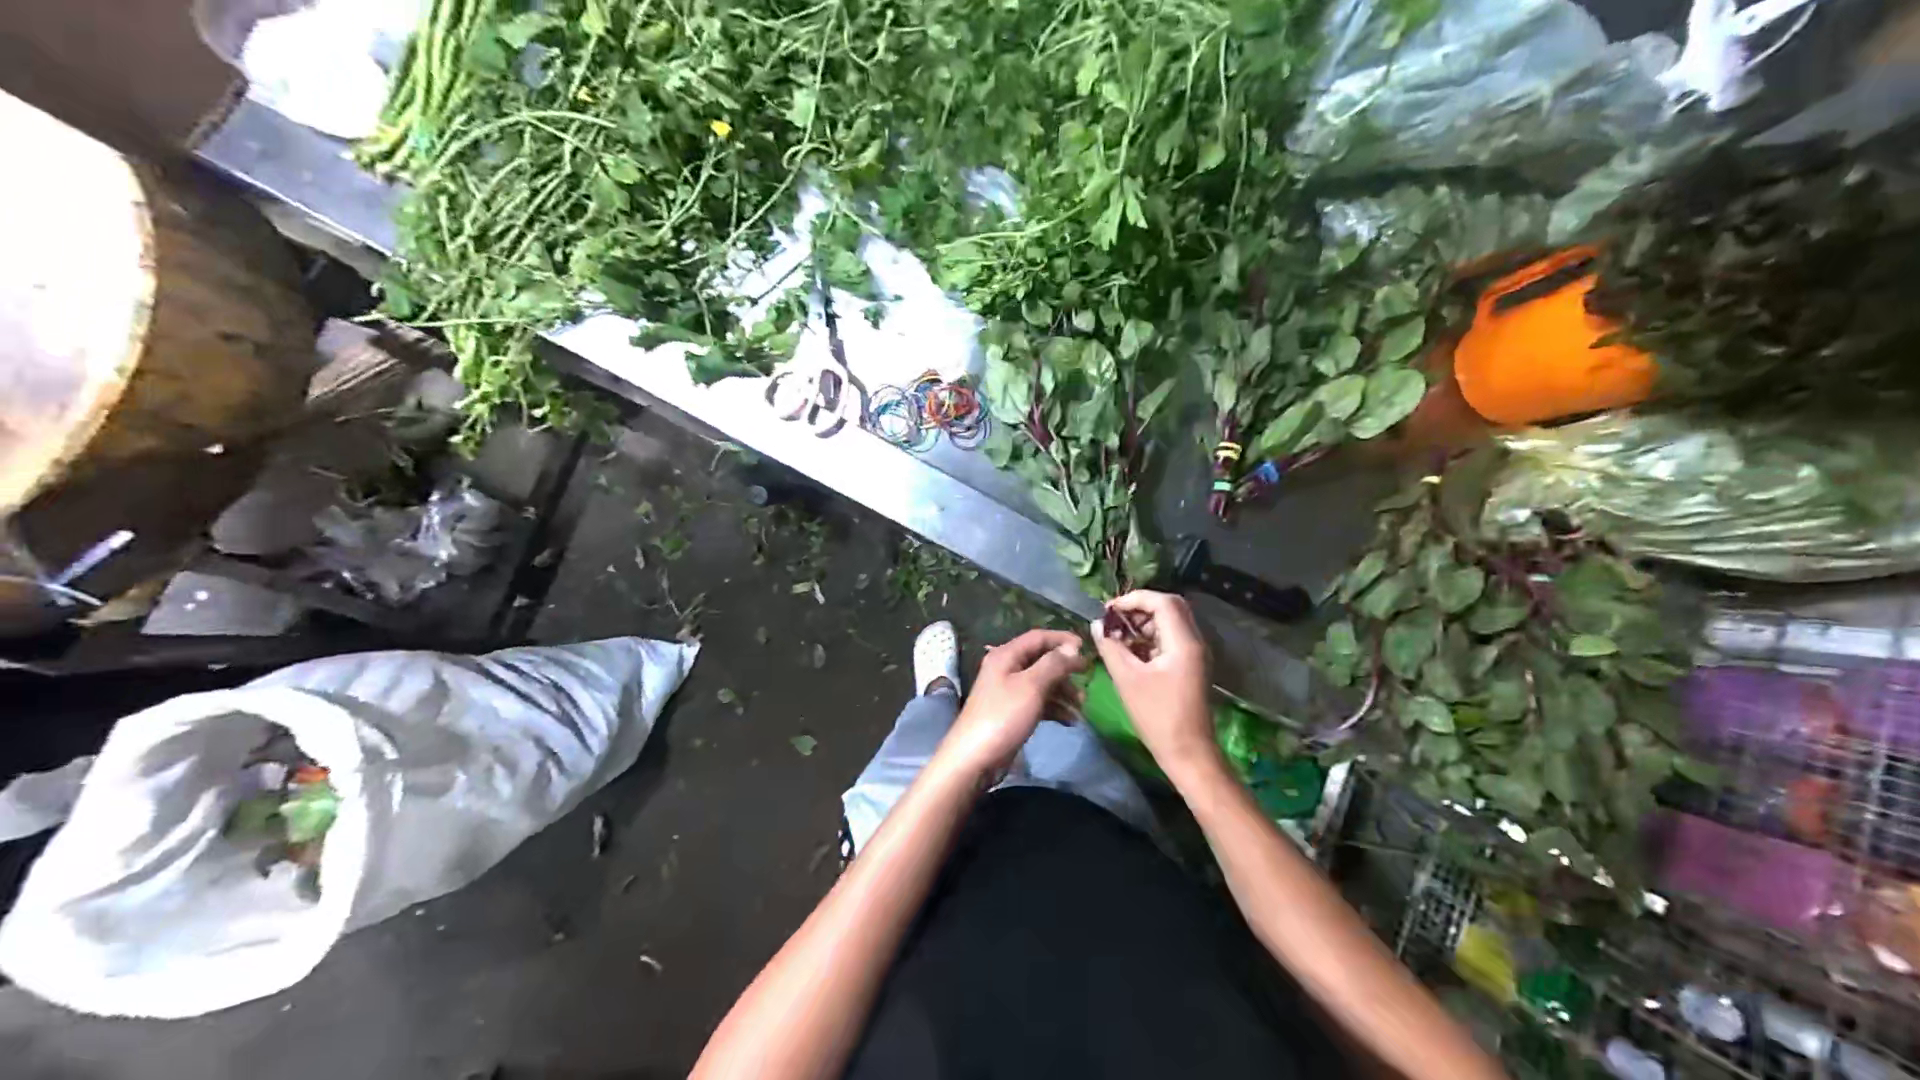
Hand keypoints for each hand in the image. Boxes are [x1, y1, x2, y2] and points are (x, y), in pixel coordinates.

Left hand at [930, 629, 1085, 785]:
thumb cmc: (1003, 717)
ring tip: (1081, 706)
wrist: (975, 758)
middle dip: (1066, 670)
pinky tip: (1070, 721)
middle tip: (1088, 681)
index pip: (1039, 637)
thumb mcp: (1031, 686)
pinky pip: (1039, 702)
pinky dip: (1055, 708)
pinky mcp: (1014, 712)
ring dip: (1063, 691)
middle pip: (1042, 660)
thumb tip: (1072, 647)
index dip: (1063, 640)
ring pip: (1043, 683)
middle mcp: (1007, 668)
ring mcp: (1010, 691)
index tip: (1088, 650)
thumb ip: (1053, 664)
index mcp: (1006, 655)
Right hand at [1092, 591, 1217, 772]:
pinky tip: (1128, 651)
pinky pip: (1169, 639)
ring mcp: (1194, 654)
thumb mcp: (1127, 679)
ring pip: (1169, 623)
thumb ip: (1110, 647)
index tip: (1108, 610)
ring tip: (1116, 635)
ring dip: (1143, 623)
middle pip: (1169, 607)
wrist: (1188, 753)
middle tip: (1112, 619)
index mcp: (1183, 642)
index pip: (1162, 601)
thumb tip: (1097, 625)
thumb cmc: (1157, 716)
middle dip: (1139, 608)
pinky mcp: (1189, 666)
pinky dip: (1149, 638)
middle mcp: (1194, 642)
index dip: (1134, 599)